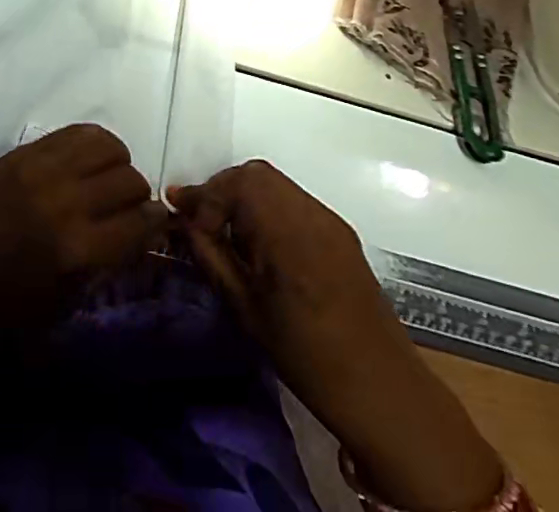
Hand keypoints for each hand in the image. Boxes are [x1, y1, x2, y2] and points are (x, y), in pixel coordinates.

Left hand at [0, 123, 168, 329]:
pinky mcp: (28, 151)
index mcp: (77, 250)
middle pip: (131, 182)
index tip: (153, 225)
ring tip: (105, 180)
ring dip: (118, 166)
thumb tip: (141, 235)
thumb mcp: (60, 303)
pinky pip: (80, 132)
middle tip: (123, 209)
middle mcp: (67, 202)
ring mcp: (45, 170)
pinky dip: (95, 145)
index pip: (141, 223)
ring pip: (111, 148)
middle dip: (137, 198)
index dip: (155, 224)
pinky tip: (87, 162)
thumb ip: (106, 266)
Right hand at [169, 161, 409, 418]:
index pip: (237, 184)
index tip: (180, 217)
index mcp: (287, 233)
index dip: (203, 195)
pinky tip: (258, 244)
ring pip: (276, 184)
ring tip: (227, 236)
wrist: (379, 385)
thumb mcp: (244, 308)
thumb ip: (211, 256)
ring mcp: (330, 220)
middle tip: (201, 225)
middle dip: (221, 191)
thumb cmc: (303, 356)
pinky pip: (294, 201)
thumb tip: (182, 222)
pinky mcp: (340, 231)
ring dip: (244, 199)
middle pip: (256, 174)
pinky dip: (267, 209)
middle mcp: (312, 214)